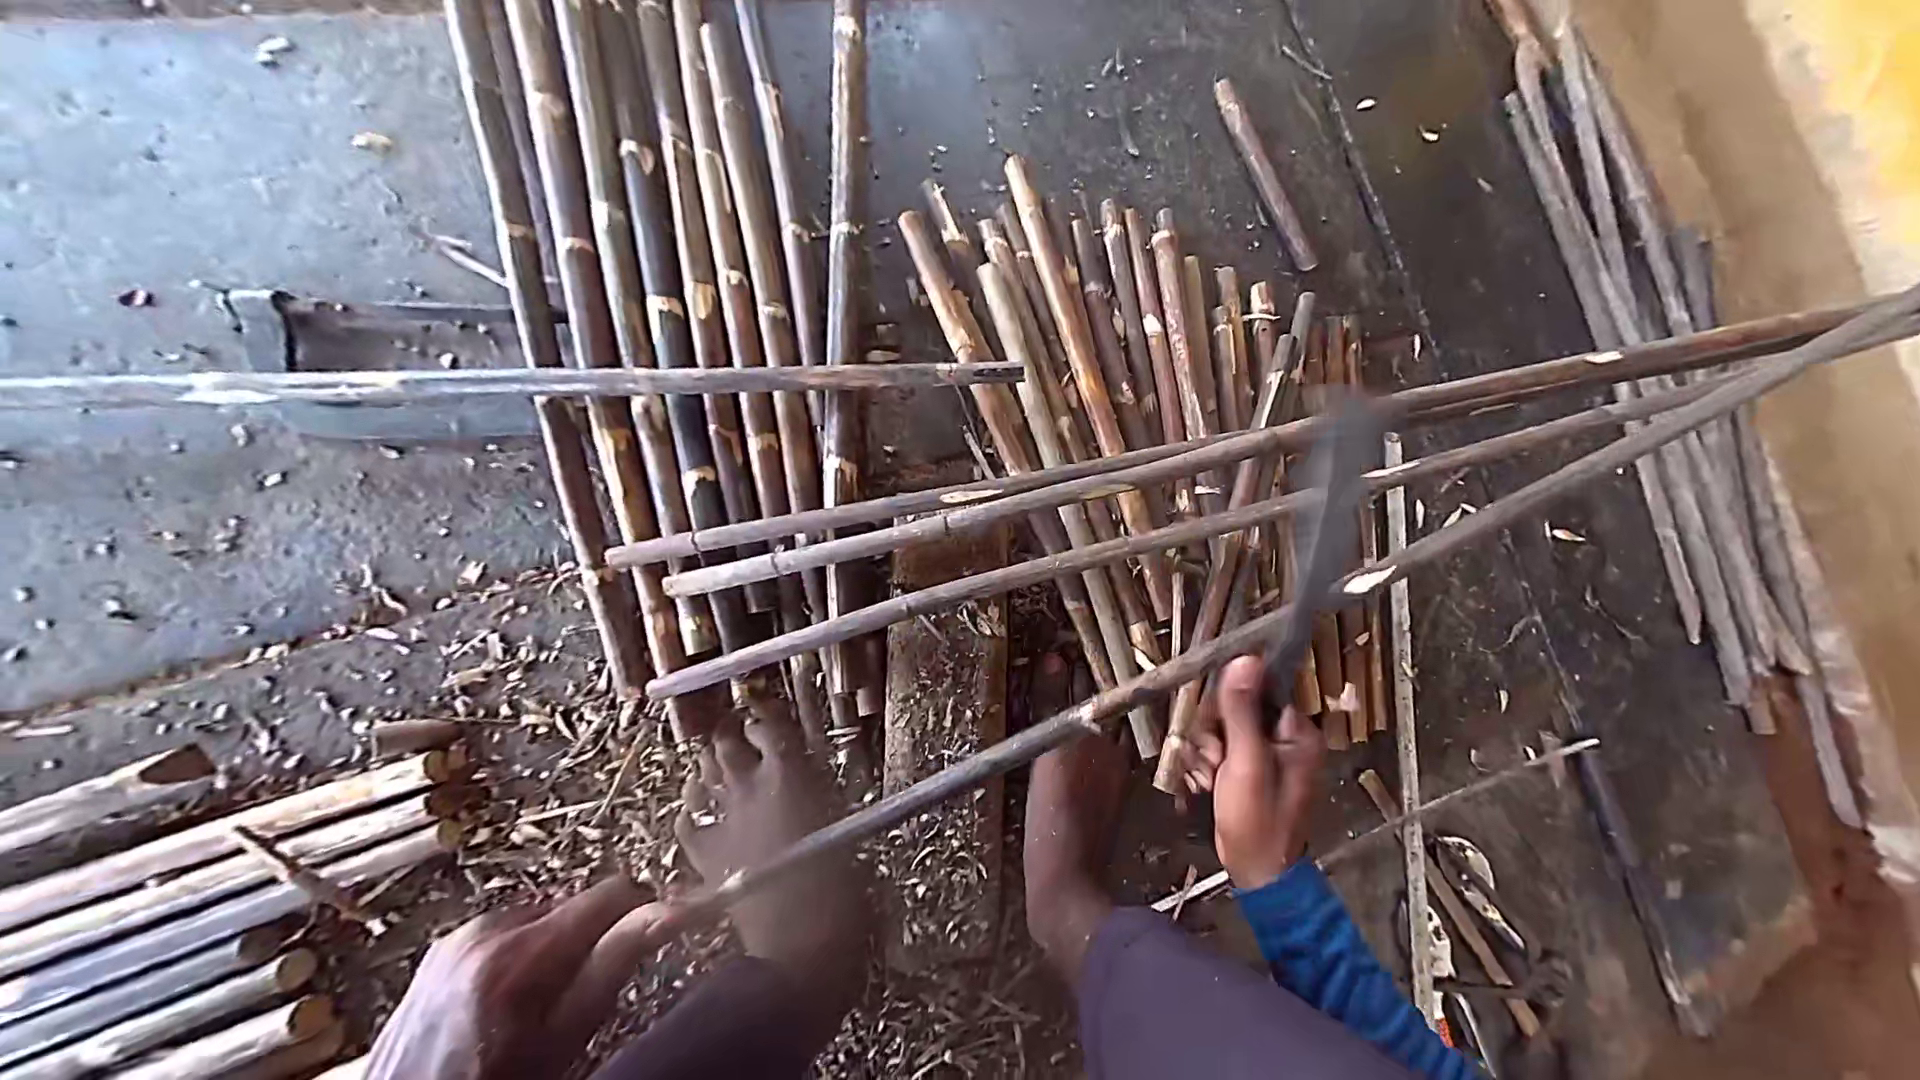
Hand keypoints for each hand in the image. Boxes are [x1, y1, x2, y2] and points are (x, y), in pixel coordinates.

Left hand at [364, 876, 673, 1079]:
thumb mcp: (565, 1037)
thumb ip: (618, 962)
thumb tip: (674, 910)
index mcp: (522, 953)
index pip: (613, 891)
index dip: (640, 911)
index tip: (650, 936)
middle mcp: (486, 932)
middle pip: (579, 903)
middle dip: (594, 936)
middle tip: (582, 992)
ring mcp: (460, 939)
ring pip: (547, 915)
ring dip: (558, 944)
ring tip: (542, 1001)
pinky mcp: (444, 948)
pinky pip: (510, 929)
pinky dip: (525, 952)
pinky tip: (512, 999)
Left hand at [675, 703, 866, 1005]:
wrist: (802, 944)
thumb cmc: (839, 882)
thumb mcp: (844, 821)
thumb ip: (821, 790)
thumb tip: (811, 776)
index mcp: (788, 774)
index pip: (769, 725)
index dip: (763, 714)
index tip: (764, 712)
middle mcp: (749, 789)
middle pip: (726, 743)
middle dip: (729, 732)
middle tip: (736, 729)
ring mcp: (723, 822)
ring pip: (703, 776)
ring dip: (710, 764)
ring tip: (717, 758)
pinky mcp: (705, 857)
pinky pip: (687, 821)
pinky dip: (691, 808)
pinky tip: (697, 806)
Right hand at [1186, 655, 1324, 889]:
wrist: (1255, 871)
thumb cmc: (1258, 819)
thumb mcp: (1246, 761)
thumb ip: (1242, 709)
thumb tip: (1246, 658)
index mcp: (1296, 731)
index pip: (1255, 689)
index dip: (1229, 703)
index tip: (1218, 730)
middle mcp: (1282, 736)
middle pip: (1232, 706)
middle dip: (1213, 733)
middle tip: (1215, 761)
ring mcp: (1263, 751)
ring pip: (1218, 725)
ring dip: (1205, 749)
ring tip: (1210, 777)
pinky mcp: (1245, 764)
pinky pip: (1215, 744)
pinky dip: (1205, 761)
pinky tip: (1207, 781)